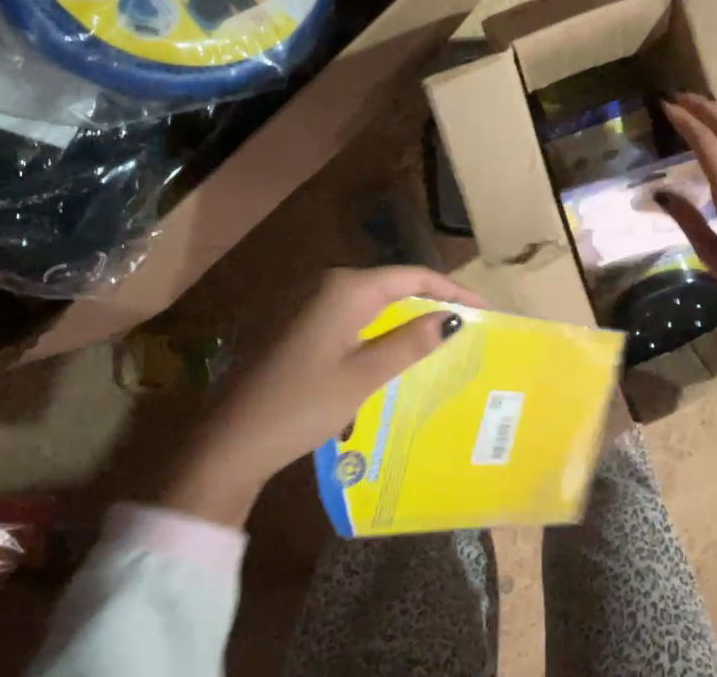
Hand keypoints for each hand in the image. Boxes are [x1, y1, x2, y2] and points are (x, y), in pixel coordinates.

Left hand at [159, 266, 482, 527]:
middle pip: (394, 283)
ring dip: (408, 313)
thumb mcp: (365, 375)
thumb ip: (411, 342)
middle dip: (432, 298)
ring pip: (375, 300)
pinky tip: (397, 346)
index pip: (412, 276)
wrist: (232, 440)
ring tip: (441, 333)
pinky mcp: (302, 325)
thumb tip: (453, 318)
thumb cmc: (303, 405)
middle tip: (468, 321)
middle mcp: (329, 285)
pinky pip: (356, 314)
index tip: (484, 308)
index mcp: (347, 289)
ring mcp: (311, 304)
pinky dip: (384, 325)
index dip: (452, 289)